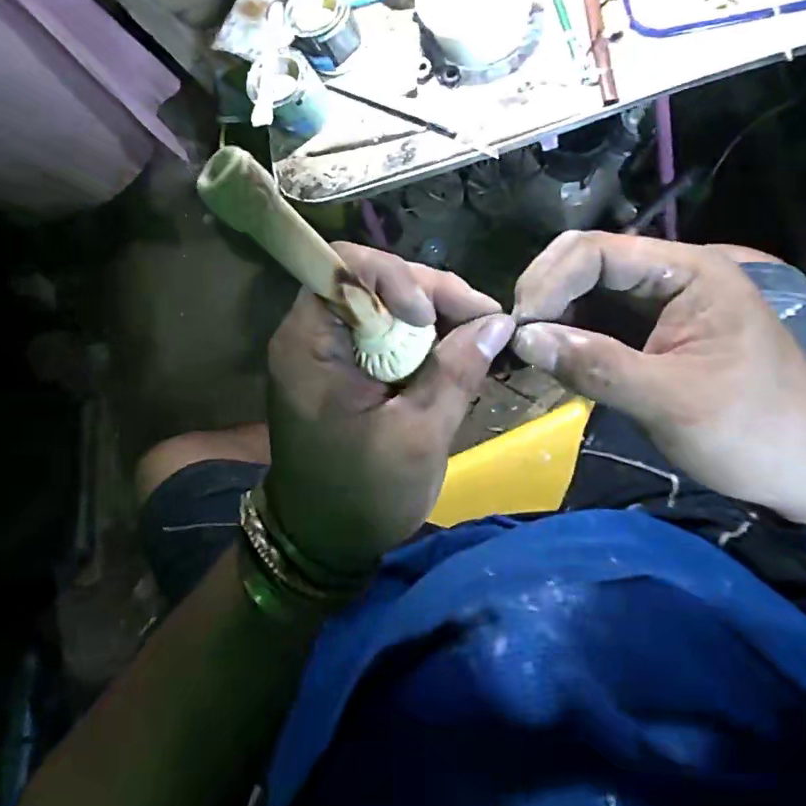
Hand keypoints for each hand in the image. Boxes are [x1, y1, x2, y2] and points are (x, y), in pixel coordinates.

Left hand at [265, 244, 515, 572]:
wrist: (320, 539)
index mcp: (307, 343)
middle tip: (482, 323)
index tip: (432, 317)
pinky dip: (418, 339)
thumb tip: (498, 323)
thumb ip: (456, 372)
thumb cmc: (363, 494)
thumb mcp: (418, 436)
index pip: (344, 266)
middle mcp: (307, 334)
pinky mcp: (338, 367)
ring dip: (430, 316)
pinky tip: (453, 355)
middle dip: (428, 294)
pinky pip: (380, 333)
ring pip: (380, 304)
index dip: (396, 276)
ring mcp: (321, 350)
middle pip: (368, 280)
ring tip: (477, 339)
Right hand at [510, 231, 805, 523]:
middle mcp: (668, 276)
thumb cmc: (754, 432)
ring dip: (547, 319)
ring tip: (527, 358)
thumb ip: (595, 365)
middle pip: (581, 263)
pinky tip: (550, 365)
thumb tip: (521, 339)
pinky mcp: (645, 336)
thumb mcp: (671, 401)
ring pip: (579, 293)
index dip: (547, 283)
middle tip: (517, 342)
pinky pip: (588, 323)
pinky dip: (562, 339)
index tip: (518, 331)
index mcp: (689, 271)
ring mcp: (655, 306)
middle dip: (542, 296)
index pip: (595, 250)